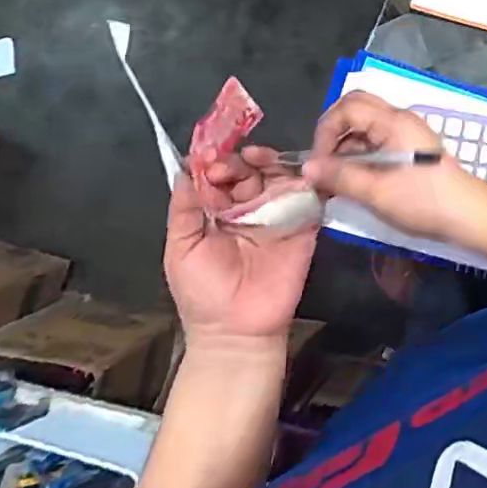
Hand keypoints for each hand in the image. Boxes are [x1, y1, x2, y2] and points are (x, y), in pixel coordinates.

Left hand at [164, 146, 317, 339]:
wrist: (237, 332)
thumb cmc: (203, 293)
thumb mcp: (181, 250)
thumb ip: (184, 209)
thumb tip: (184, 169)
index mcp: (218, 212)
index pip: (218, 176)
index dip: (213, 161)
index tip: (207, 155)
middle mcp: (249, 207)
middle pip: (248, 170)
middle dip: (237, 161)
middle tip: (227, 165)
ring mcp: (277, 213)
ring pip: (276, 174)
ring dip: (267, 160)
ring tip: (256, 157)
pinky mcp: (303, 222)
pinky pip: (306, 193)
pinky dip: (302, 176)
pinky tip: (290, 171)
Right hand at [302, 92, 486, 241]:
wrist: (467, 212)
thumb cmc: (423, 200)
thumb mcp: (376, 192)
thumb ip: (340, 176)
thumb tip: (308, 167)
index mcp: (393, 122)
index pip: (347, 108)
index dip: (325, 132)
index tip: (319, 164)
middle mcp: (399, 118)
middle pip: (356, 108)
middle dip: (333, 132)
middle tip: (323, 163)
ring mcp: (406, 131)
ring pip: (365, 124)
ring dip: (345, 145)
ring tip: (334, 178)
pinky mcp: (410, 146)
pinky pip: (377, 138)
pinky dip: (360, 153)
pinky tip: (354, 179)